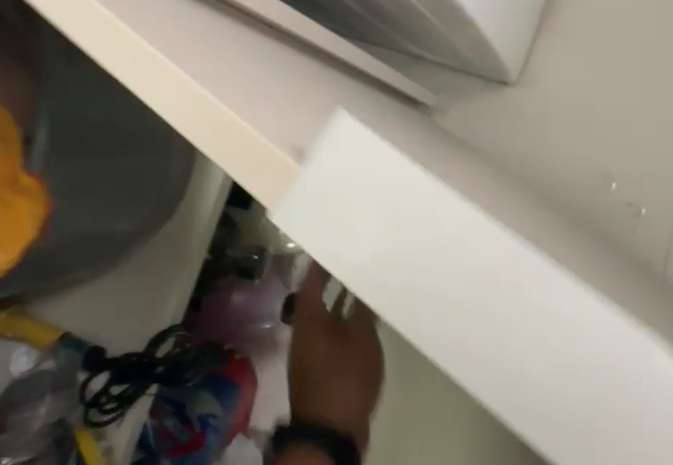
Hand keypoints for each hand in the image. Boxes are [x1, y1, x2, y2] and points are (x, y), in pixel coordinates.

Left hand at [287, 261, 384, 453]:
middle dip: (336, 280)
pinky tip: (366, 320)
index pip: (312, 278)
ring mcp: (313, 351)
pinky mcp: (322, 368)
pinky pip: (334, 334)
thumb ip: (362, 308)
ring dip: (344, 302)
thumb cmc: (344, 378)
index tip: (338, 243)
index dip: (323, 261)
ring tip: (367, 285)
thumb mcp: (361, 338)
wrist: (331, 431)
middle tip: (358, 260)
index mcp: (308, 318)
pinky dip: (347, 323)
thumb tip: (362, 282)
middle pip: (319, 297)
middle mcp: (305, 330)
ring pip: (328, 317)